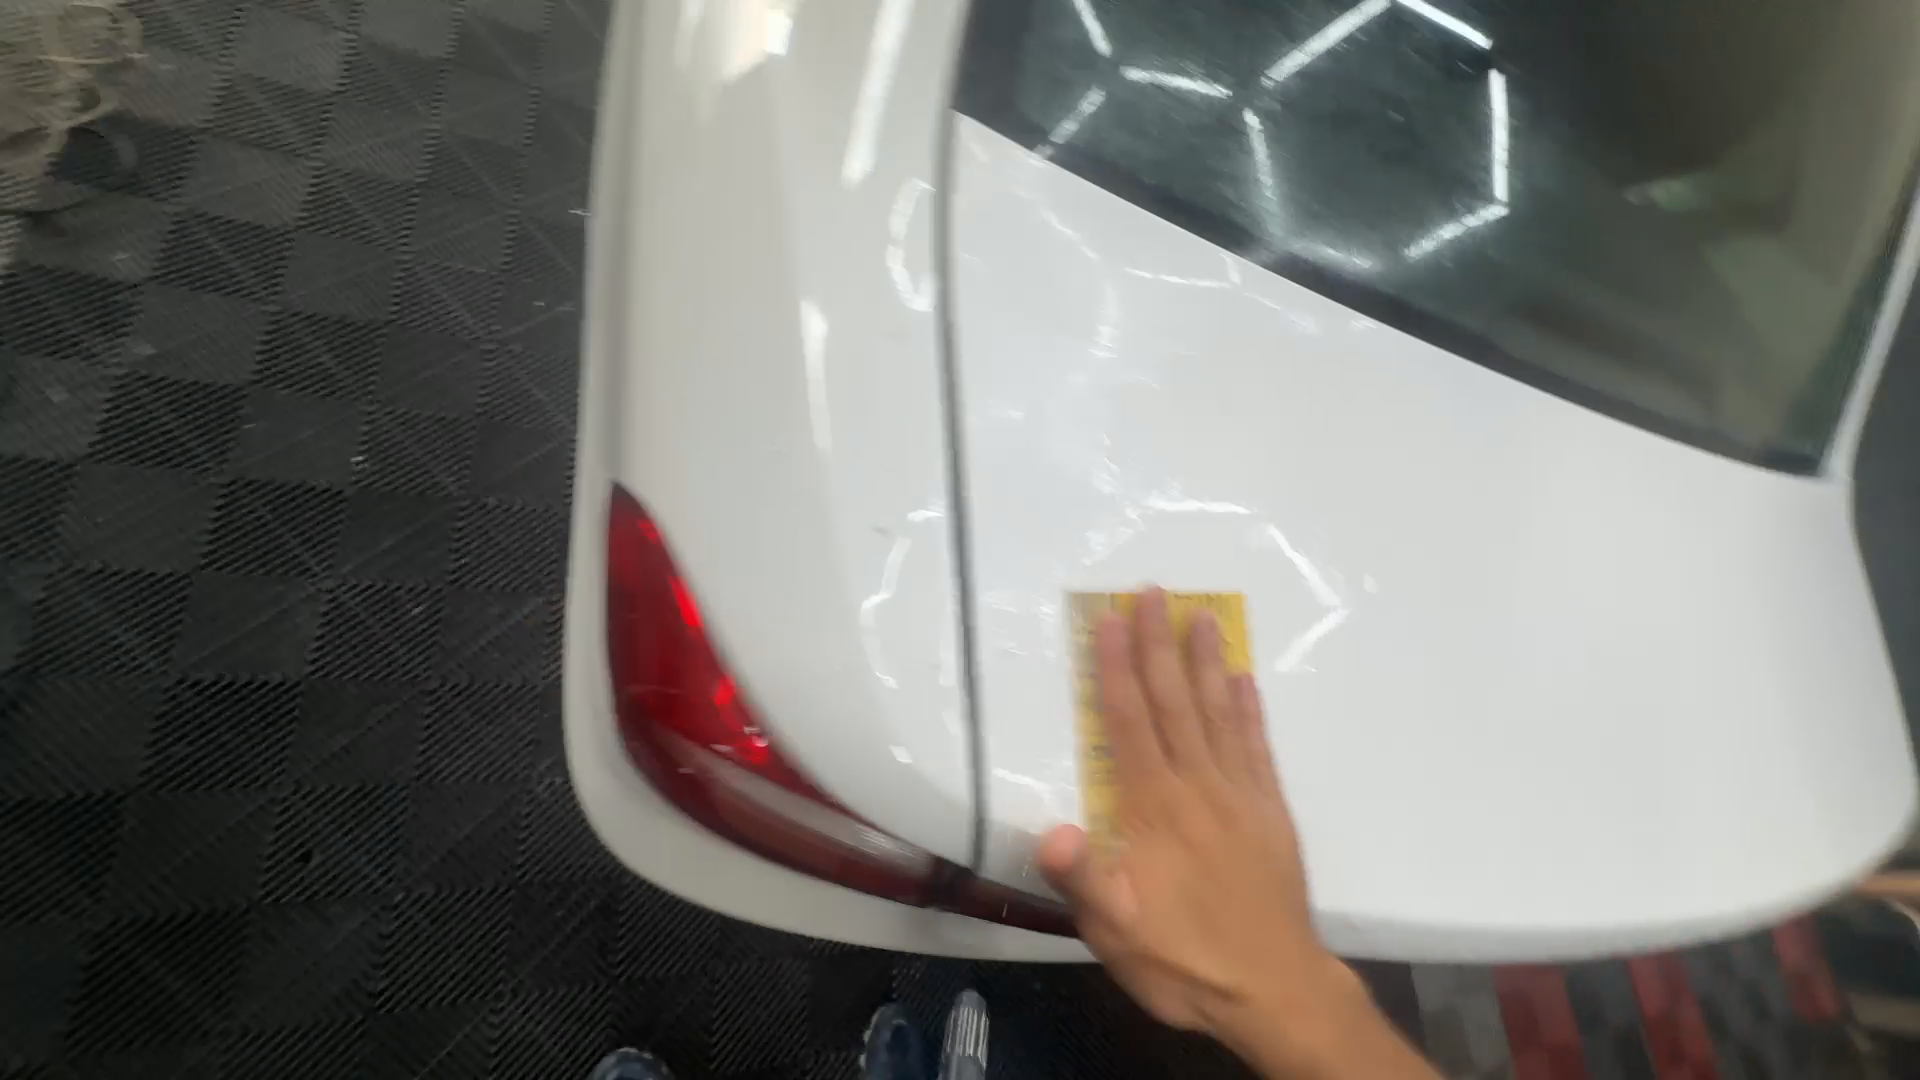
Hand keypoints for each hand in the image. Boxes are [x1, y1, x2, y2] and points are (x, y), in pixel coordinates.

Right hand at [1038, 589, 1434, 1079]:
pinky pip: (1258, 747)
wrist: (1277, 993)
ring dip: (1207, 660)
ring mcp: (1240, 794)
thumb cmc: (1186, 960)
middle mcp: (1198, 786)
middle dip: (1159, 644)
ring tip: (1202, 615)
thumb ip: (1085, 882)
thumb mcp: (1119, 936)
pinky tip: (1245, 678)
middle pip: (1174, 701)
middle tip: (1153, 592)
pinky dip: (1250, 709)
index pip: (1130, 722)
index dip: (1117, 668)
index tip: (1111, 620)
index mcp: (1155, 808)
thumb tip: (1053, 830)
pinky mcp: (1271, 810)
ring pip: (1220, 712)